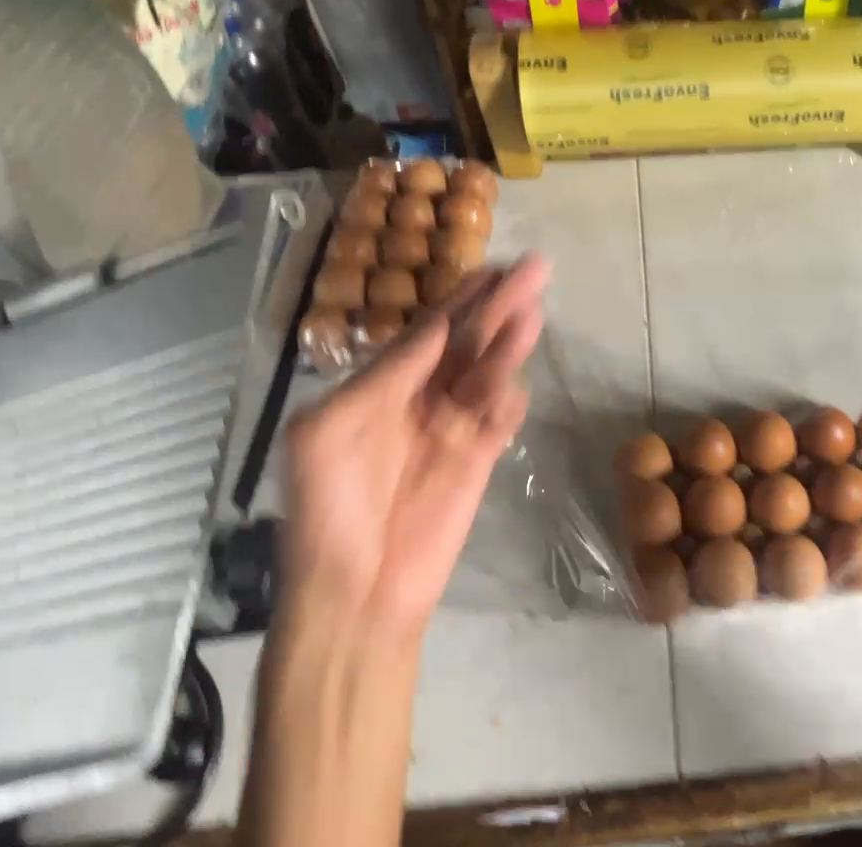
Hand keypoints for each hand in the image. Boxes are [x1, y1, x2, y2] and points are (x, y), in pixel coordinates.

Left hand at [282, 256, 549, 631]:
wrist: (355, 593)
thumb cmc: (326, 512)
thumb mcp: (328, 433)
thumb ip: (383, 379)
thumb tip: (434, 331)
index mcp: (378, 387)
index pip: (427, 332)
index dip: (461, 298)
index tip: (494, 267)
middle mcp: (417, 399)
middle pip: (467, 343)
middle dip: (498, 307)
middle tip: (535, 271)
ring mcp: (450, 430)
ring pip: (487, 375)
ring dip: (509, 346)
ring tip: (533, 312)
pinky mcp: (478, 461)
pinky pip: (500, 421)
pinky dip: (509, 402)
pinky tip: (513, 388)